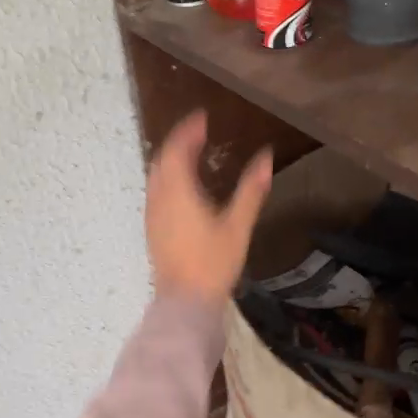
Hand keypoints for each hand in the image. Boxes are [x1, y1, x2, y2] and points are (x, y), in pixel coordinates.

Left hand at [146, 112, 272, 309]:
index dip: (188, 130)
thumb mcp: (238, 226)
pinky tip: (181, 188)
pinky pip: (154, 192)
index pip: (177, 150)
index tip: (202, 117)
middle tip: (197, 132)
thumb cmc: (213, 263)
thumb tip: (266, 157)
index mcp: (178, 192)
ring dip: (169, 160)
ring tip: (190, 153)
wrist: (185, 300)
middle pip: (162, 160)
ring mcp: (152, 215)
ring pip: (155, 177)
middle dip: (177, 142)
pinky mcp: (151, 230)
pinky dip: (165, 178)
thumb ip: (251, 190)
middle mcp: (159, 199)